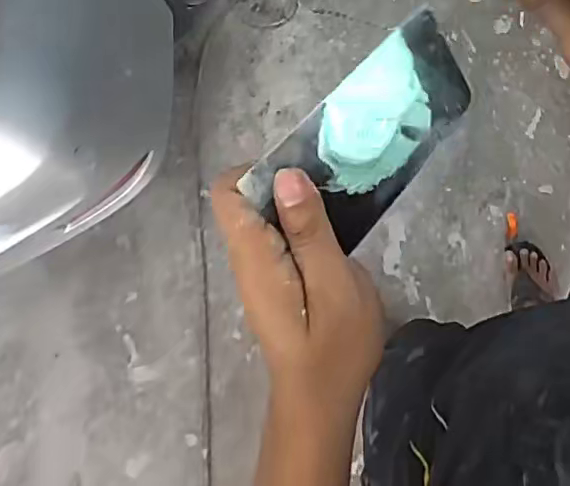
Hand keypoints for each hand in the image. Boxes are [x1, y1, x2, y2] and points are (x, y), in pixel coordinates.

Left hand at [211, 166, 384, 434]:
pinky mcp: (278, 277)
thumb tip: (286, 175)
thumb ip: (309, 229)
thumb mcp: (332, 283)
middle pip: (248, 198)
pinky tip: (338, 220)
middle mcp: (248, 258)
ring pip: (266, 213)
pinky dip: (305, 217)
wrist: (324, 404)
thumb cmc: (333, 347)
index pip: (228, 192)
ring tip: (340, 191)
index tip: (302, 163)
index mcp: (254, 256)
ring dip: (299, 195)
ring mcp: (262, 269)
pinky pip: (280, 232)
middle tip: (332, 174)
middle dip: (286, 176)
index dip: (259, 167)